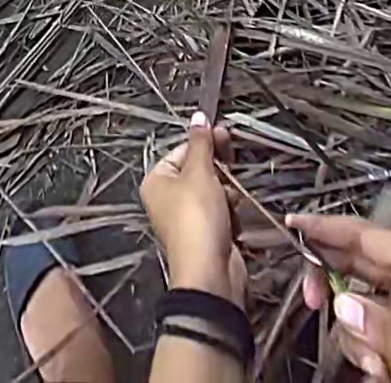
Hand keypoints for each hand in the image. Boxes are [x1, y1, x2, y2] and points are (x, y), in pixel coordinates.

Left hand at [140, 113, 234, 295]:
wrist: (211, 273)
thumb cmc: (197, 217)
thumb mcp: (199, 172)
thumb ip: (201, 143)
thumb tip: (199, 116)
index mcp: (156, 180)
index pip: (182, 150)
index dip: (204, 143)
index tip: (224, 134)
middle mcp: (167, 198)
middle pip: (198, 170)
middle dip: (218, 170)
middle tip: (233, 160)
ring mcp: (187, 218)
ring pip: (213, 191)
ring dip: (226, 193)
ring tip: (229, 201)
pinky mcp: (206, 234)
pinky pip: (220, 212)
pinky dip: (229, 213)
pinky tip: (233, 219)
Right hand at [289, 215, 390, 382]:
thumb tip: (342, 302)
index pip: (364, 235)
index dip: (326, 227)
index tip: (294, 225)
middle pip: (354, 265)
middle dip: (330, 281)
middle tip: (311, 296)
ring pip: (358, 307)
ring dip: (353, 333)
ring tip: (371, 360)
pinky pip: (370, 340)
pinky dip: (364, 354)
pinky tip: (377, 371)